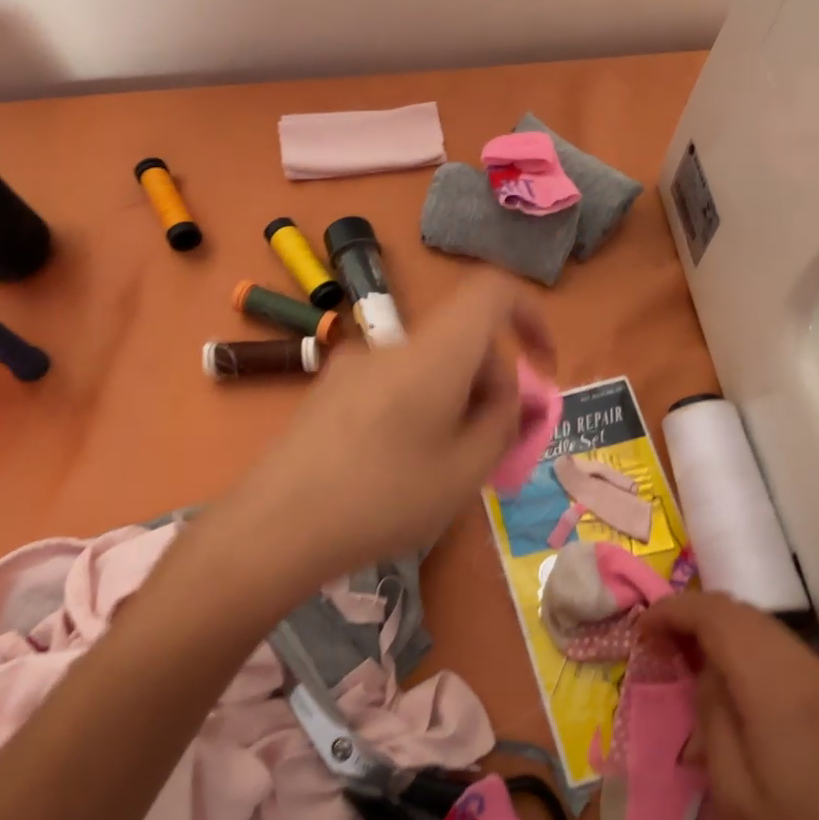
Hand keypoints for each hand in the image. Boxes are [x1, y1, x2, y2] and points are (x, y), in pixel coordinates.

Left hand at [213, 273, 552, 585]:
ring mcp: (354, 367)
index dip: (530, 317)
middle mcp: (393, 346)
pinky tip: (400, 469)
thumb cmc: (385, 499)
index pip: (492, 293)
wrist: (276, 527)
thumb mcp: (466, 472)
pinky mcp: (328, 393)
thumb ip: (505, 424)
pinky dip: (418, 411)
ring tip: (446, 469)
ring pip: (427, 368)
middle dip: (492, 384)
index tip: (542, 366)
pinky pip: (392, 386)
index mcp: (435, 353)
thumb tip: (518, 397)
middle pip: (461, 340)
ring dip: (454, 404)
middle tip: (494, 448)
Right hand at [642, 593, 818, 819]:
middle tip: (669, 658)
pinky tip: (772, 728)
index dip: (677, 608)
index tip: (644, 630)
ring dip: (742, 657)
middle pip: (755, 623)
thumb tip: (707, 667)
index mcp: (789, 693)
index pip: (723, 613)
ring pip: (786, 649)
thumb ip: (714, 716)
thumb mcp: (736, 800)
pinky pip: (816, 678)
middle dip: (705, 628)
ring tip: (716, 699)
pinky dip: (778, 682)